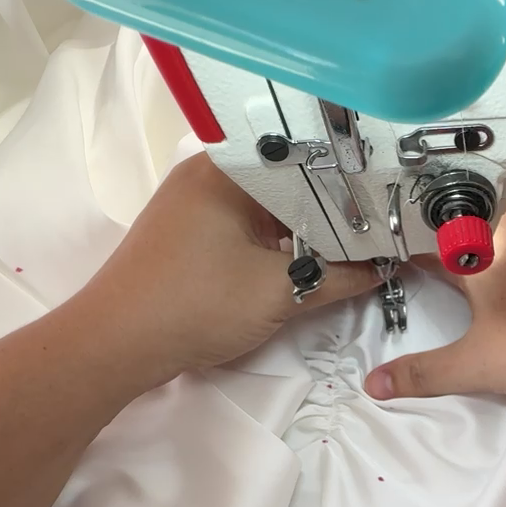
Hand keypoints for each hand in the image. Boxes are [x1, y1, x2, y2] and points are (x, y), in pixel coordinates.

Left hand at [70, 155, 378, 384]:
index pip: (305, 162)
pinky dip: (279, 243)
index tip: (387, 206)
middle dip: (333, 211)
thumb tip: (384, 269)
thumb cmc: (197, 305)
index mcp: (228, 171)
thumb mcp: (281, 292)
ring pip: (270, 208)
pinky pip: (249, 227)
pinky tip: (307, 262)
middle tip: (379, 230)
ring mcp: (197, 204)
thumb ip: (340, 278)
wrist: (118, 344)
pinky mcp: (193, 233)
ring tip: (353, 248)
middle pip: (289, 184)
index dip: (350, 185)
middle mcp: (210, 176)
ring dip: (306, 231)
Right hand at [364, 168, 505, 400]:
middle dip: (462, 208)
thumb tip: (372, 385)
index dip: (414, 249)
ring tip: (504, 178)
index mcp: (481, 260)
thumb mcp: (473, 367)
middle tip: (450, 203)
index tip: (399, 249)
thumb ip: (422, 375)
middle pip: (483, 210)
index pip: (436, 247)